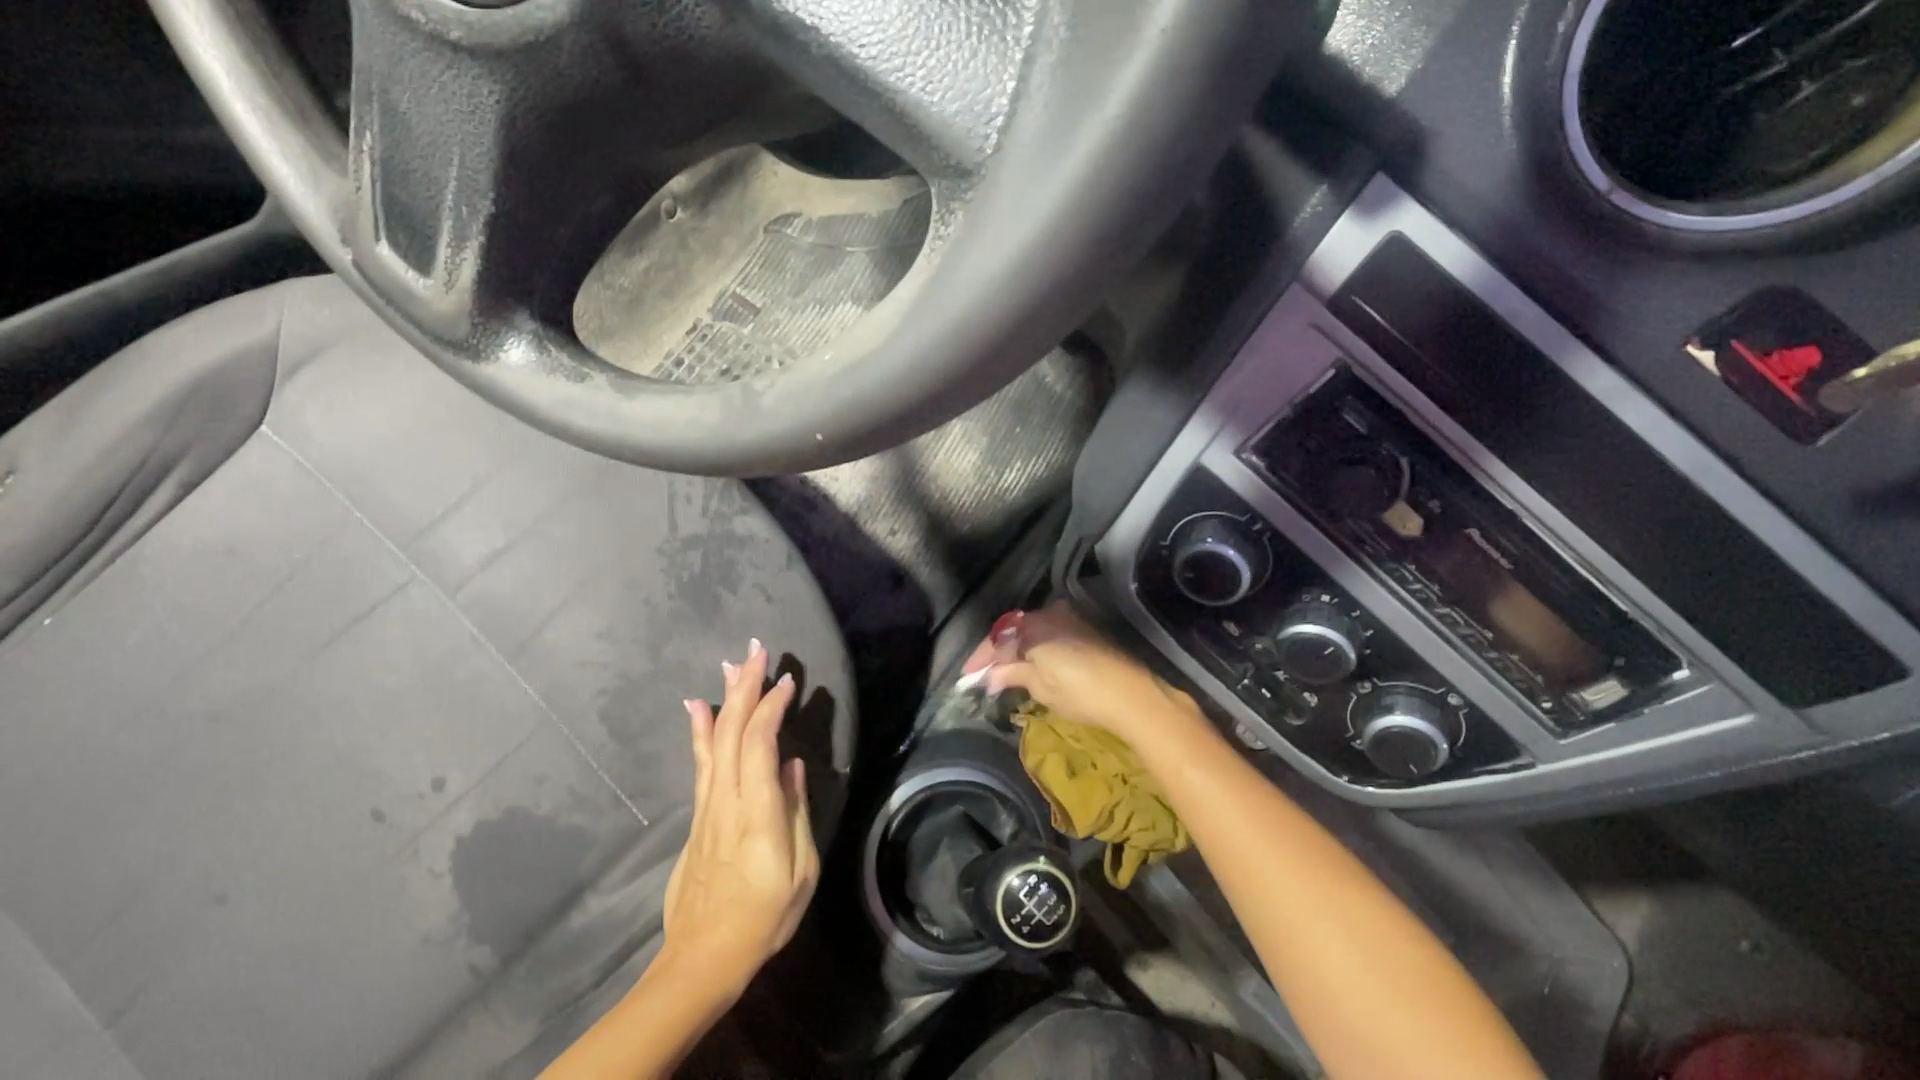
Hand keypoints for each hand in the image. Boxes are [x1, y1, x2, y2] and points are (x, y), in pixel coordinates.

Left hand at [662, 639, 818, 993]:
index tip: (787, 680)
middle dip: (744, 687)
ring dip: (724, 699)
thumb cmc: (764, 917)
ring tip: (729, 665)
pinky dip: (700, 731)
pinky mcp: (697, 817)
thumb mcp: (799, 870)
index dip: (771, 706)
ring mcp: (707, 806)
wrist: (705, 954)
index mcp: (757, 812)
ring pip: (713, 740)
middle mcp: (727, 799)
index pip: (760, 743)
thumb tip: (790, 766)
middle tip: (754, 650)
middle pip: (732, 731)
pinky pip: (699, 762)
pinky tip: (697, 709)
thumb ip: (795, 812)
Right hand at [962, 601, 1206, 745]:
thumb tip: (990, 677)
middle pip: (1015, 631)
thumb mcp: (1041, 687)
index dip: (981, 658)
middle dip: (998, 652)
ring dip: (1018, 649)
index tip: (967, 676)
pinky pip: (1050, 634)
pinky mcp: (1087, 631)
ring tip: (1005, 671)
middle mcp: (1051, 615)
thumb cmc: (1081, 692)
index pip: (997, 638)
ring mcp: (1071, 621)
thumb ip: (1012, 675)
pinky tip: (1032, 664)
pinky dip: (1037, 648)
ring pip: (1034, 631)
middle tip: (984, 674)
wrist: (1132, 695)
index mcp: (1035, 626)